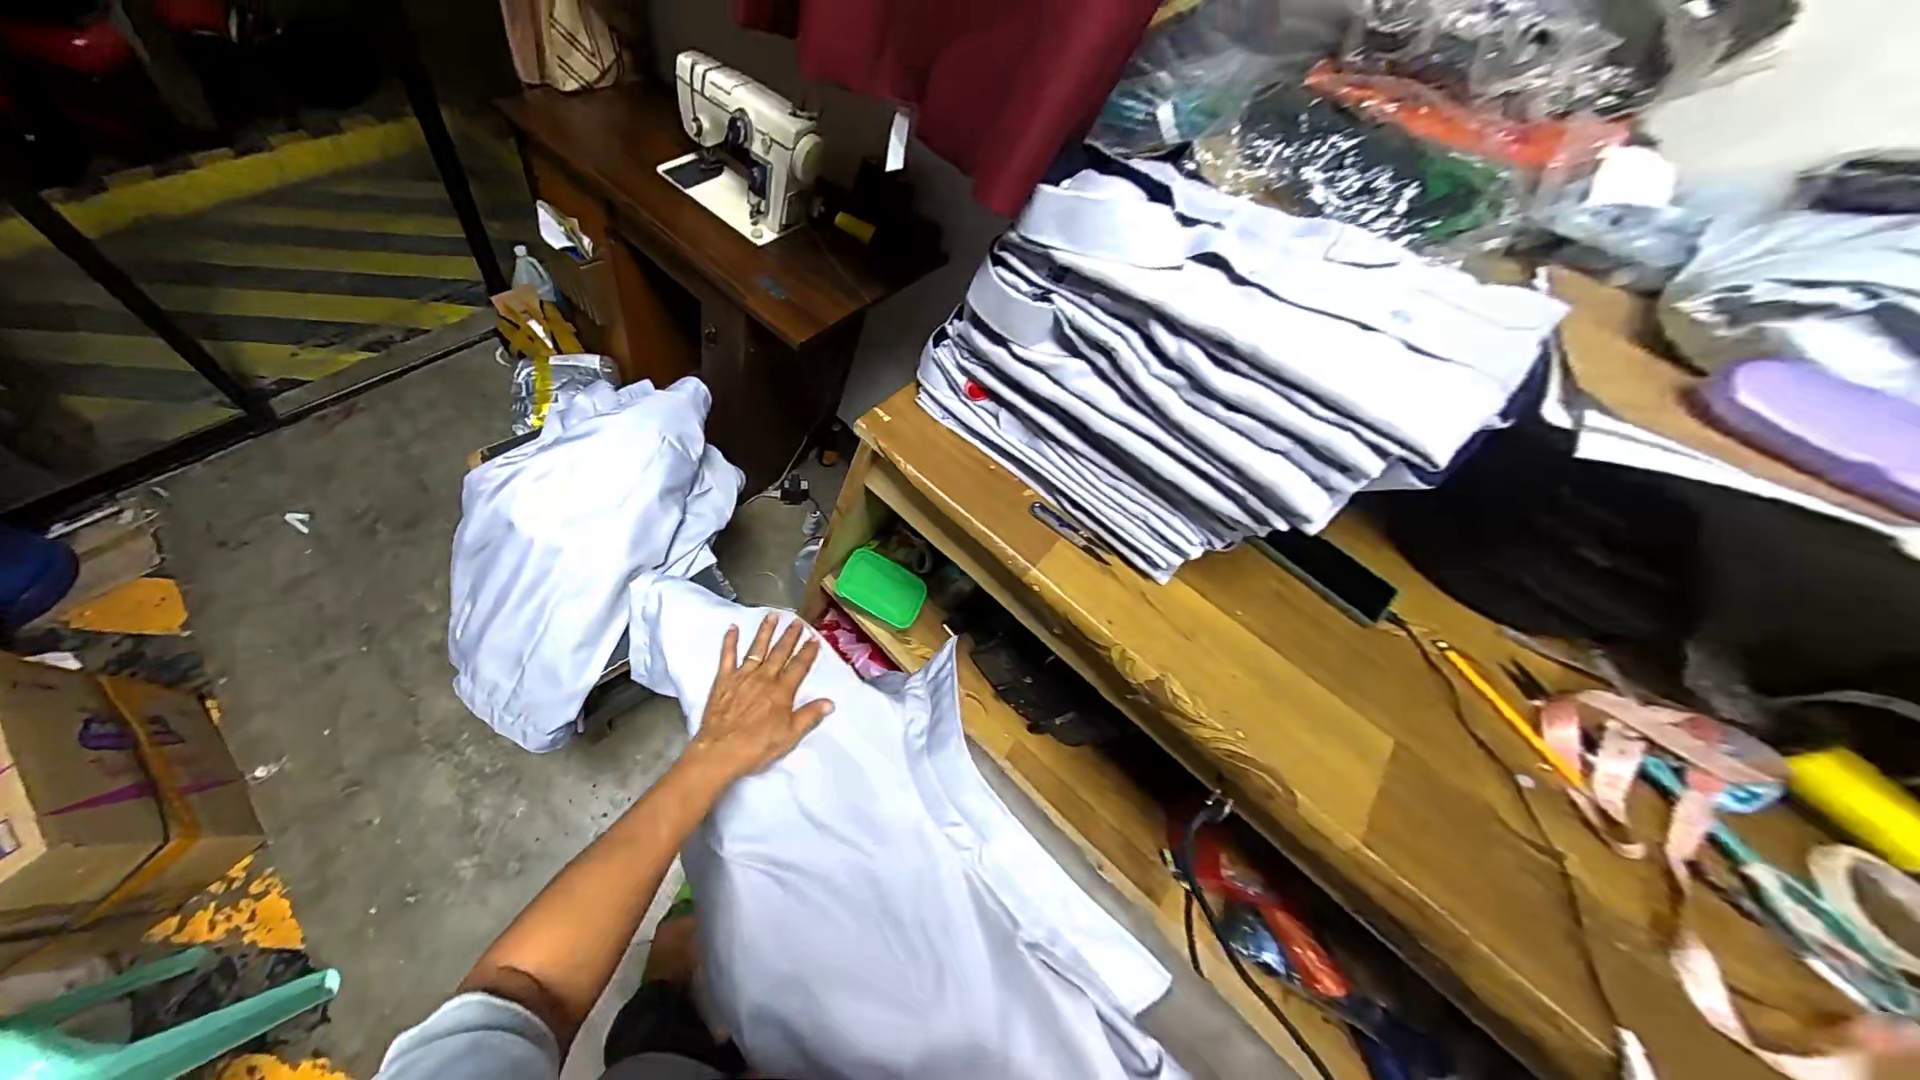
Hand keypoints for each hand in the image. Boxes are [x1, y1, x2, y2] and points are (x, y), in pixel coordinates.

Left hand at [686, 613, 833, 782]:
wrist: (720, 751)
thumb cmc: (758, 746)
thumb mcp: (790, 735)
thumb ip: (810, 716)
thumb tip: (830, 702)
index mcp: (782, 690)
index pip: (799, 666)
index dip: (808, 652)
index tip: (814, 639)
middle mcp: (764, 677)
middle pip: (780, 652)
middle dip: (790, 636)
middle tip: (798, 622)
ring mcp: (742, 676)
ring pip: (757, 648)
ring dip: (766, 631)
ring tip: (773, 615)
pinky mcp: (724, 680)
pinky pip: (727, 656)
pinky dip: (730, 641)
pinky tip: (732, 628)